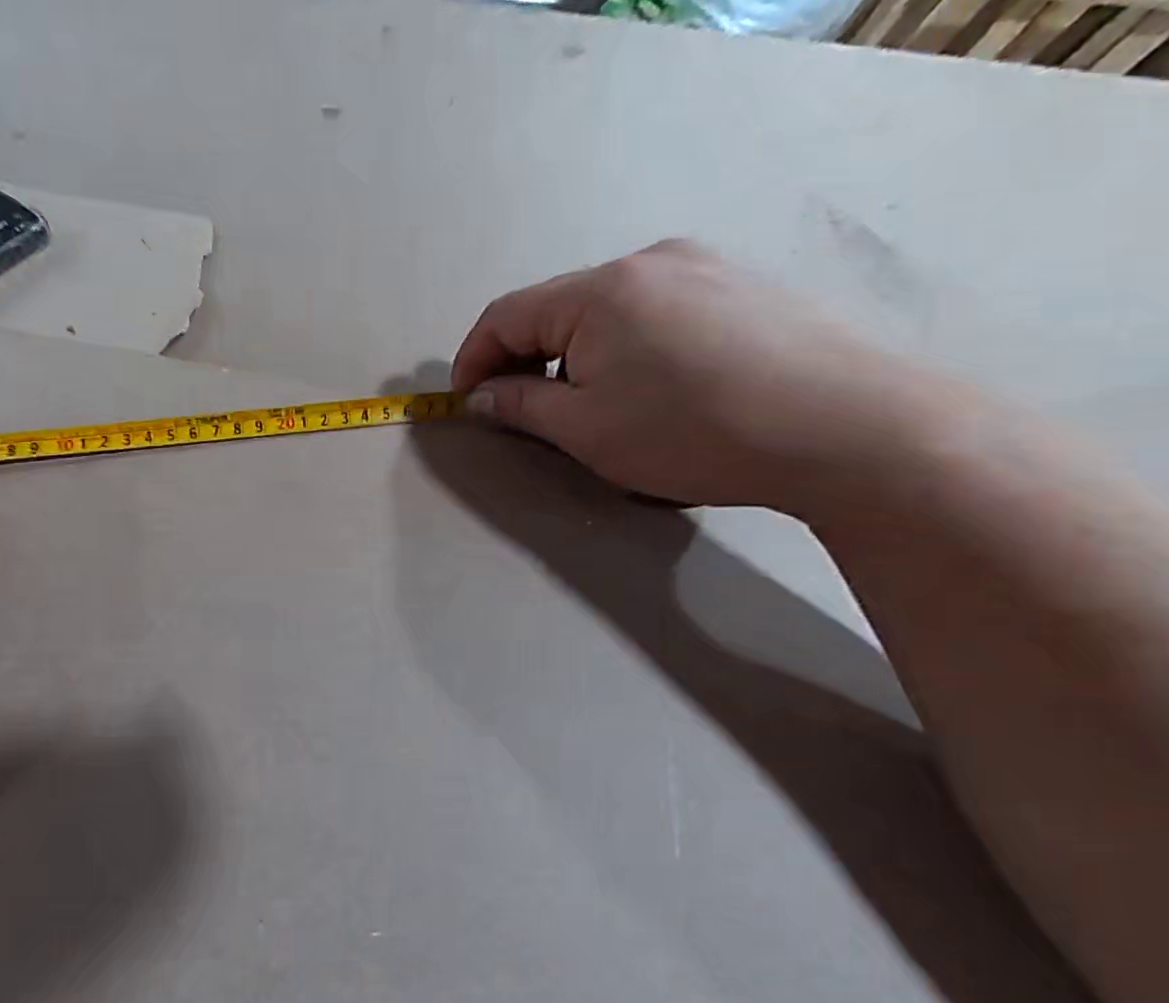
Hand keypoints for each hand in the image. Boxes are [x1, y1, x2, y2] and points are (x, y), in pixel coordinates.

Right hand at [451, 239, 975, 512]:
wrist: (849, 429)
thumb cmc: (692, 431)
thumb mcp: (584, 430)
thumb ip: (520, 406)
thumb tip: (482, 396)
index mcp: (600, 290)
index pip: (505, 315)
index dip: (473, 358)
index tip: (464, 401)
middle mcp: (648, 261)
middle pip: (556, 306)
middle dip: (524, 357)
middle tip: (520, 407)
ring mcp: (704, 267)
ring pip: (607, 308)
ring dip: (574, 352)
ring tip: (585, 401)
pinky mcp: (743, 287)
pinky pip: (656, 309)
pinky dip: (625, 344)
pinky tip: (648, 384)